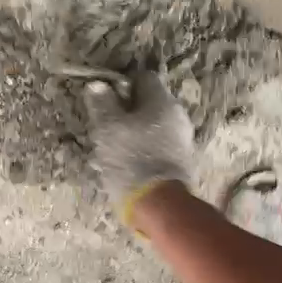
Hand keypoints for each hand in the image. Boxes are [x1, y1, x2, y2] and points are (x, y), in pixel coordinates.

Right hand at [82, 70, 197, 227]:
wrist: (158, 204)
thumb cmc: (131, 159)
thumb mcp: (108, 128)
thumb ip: (102, 103)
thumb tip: (98, 85)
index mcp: (162, 101)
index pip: (144, 78)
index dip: (123, 84)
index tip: (107, 100)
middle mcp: (178, 116)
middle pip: (150, 104)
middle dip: (128, 112)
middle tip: (106, 127)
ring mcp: (182, 140)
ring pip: (154, 127)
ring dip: (134, 133)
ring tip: (113, 150)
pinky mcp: (181, 162)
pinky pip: (159, 147)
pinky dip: (144, 150)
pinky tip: (128, 165)